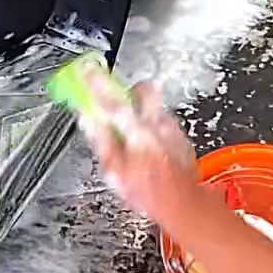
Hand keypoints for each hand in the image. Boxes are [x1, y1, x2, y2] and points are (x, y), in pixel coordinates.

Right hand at [74, 78, 200, 224]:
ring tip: (130, 136)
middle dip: (129, 92)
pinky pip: (163, 122)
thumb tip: (88, 120)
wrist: (183, 205)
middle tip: (117, 105)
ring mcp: (172, 129)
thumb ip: (102, 141)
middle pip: (143, 90)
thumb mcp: (115, 172)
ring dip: (140, 114)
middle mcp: (158, 125)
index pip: (113, 100)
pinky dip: (152, 128)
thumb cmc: (150, 193)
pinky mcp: (181, 136)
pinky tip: (146, 148)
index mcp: (137, 133)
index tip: (88, 68)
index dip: (98, 82)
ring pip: (154, 107)